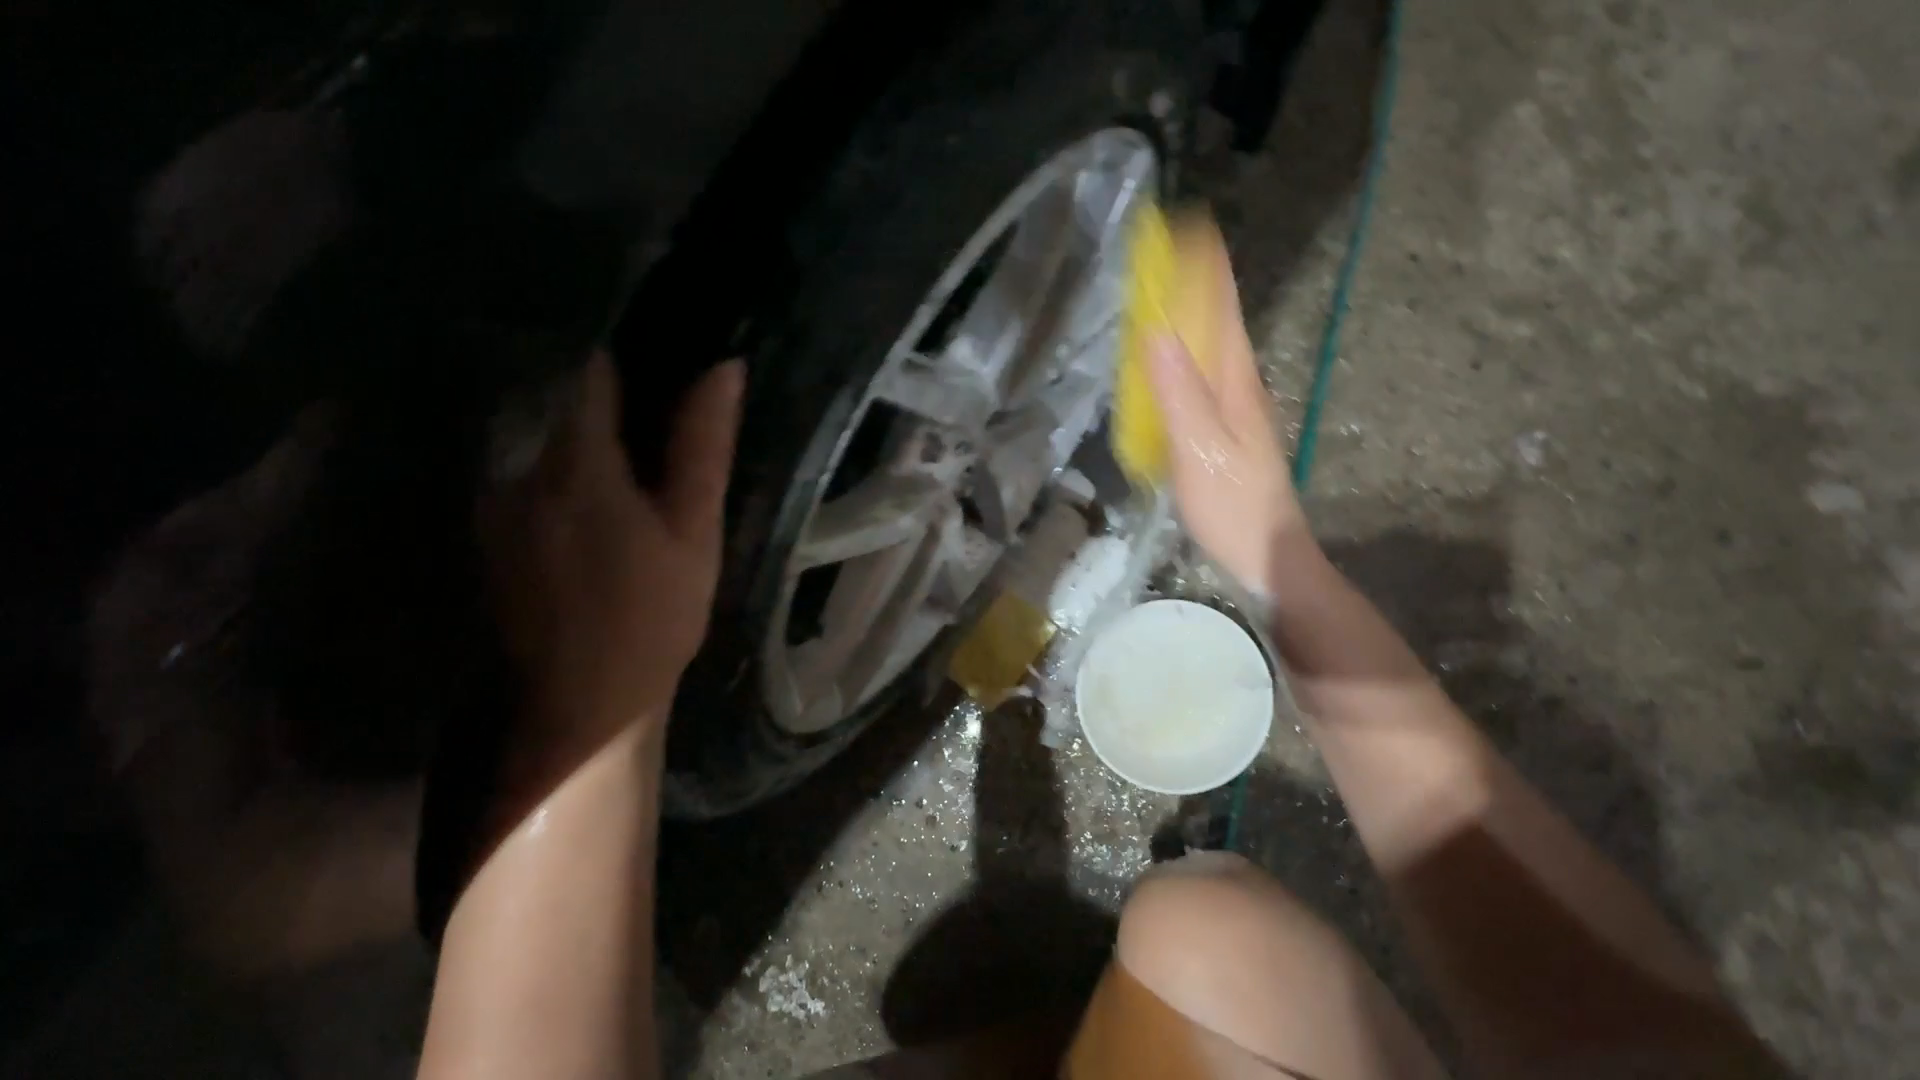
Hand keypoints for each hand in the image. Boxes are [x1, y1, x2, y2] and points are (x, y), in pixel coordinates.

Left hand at [480, 352, 743, 761]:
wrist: (589, 705)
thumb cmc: (656, 616)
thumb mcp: (694, 531)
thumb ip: (702, 446)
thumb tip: (723, 367)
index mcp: (577, 468)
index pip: (592, 379)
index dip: (629, 372)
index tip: (663, 381)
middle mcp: (522, 476)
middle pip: (570, 423)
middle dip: (614, 433)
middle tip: (661, 474)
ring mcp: (497, 512)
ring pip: (550, 462)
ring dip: (588, 472)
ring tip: (632, 517)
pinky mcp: (489, 543)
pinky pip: (532, 496)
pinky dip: (563, 502)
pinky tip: (596, 546)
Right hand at [1143, 234, 1307, 598]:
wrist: (1268, 558)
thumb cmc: (1233, 508)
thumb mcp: (1199, 451)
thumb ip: (1179, 394)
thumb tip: (1157, 330)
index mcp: (1235, 385)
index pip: (1222, 313)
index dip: (1207, 272)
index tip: (1192, 229)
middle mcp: (1240, 390)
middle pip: (1219, 325)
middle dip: (1198, 284)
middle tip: (1169, 251)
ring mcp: (1237, 414)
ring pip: (1213, 351)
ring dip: (1193, 316)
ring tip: (1166, 291)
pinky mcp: (1228, 436)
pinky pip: (1205, 379)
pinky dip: (1187, 355)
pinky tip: (1171, 363)